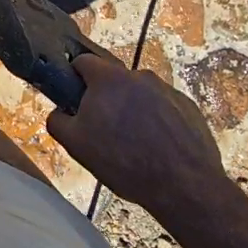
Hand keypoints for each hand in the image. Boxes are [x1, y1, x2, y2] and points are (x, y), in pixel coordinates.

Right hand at [46, 53, 231, 224]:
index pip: (83, 61)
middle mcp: (140, 76)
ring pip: (140, 95)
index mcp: (109, 79)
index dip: (75, 78)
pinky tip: (158, 149)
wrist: (184, 186)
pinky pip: (164, 109)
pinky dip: (158, 122)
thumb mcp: (76, 145)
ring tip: (134, 144)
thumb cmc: (124, 162)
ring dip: (133, 111)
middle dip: (106, 99)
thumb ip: (58, 120)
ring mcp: (168, 90)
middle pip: (114, 80)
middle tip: (104, 129)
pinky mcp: (189, 108)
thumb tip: (59, 112)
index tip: (76, 100)